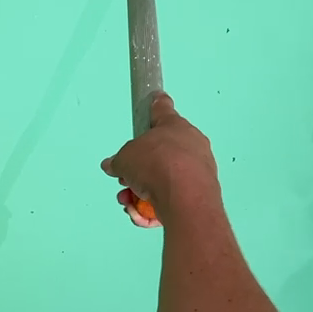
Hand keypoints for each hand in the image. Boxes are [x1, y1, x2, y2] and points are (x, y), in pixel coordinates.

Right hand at [100, 93, 217, 228]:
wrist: (184, 195)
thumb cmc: (155, 165)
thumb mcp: (124, 159)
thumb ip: (118, 161)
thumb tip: (112, 164)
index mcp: (173, 125)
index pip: (162, 109)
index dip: (154, 105)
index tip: (155, 98)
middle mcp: (190, 142)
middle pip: (159, 152)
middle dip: (139, 168)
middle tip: (125, 180)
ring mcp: (197, 167)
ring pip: (163, 178)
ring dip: (142, 191)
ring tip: (130, 202)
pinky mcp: (200, 191)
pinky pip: (171, 196)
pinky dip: (155, 206)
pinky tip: (144, 214)